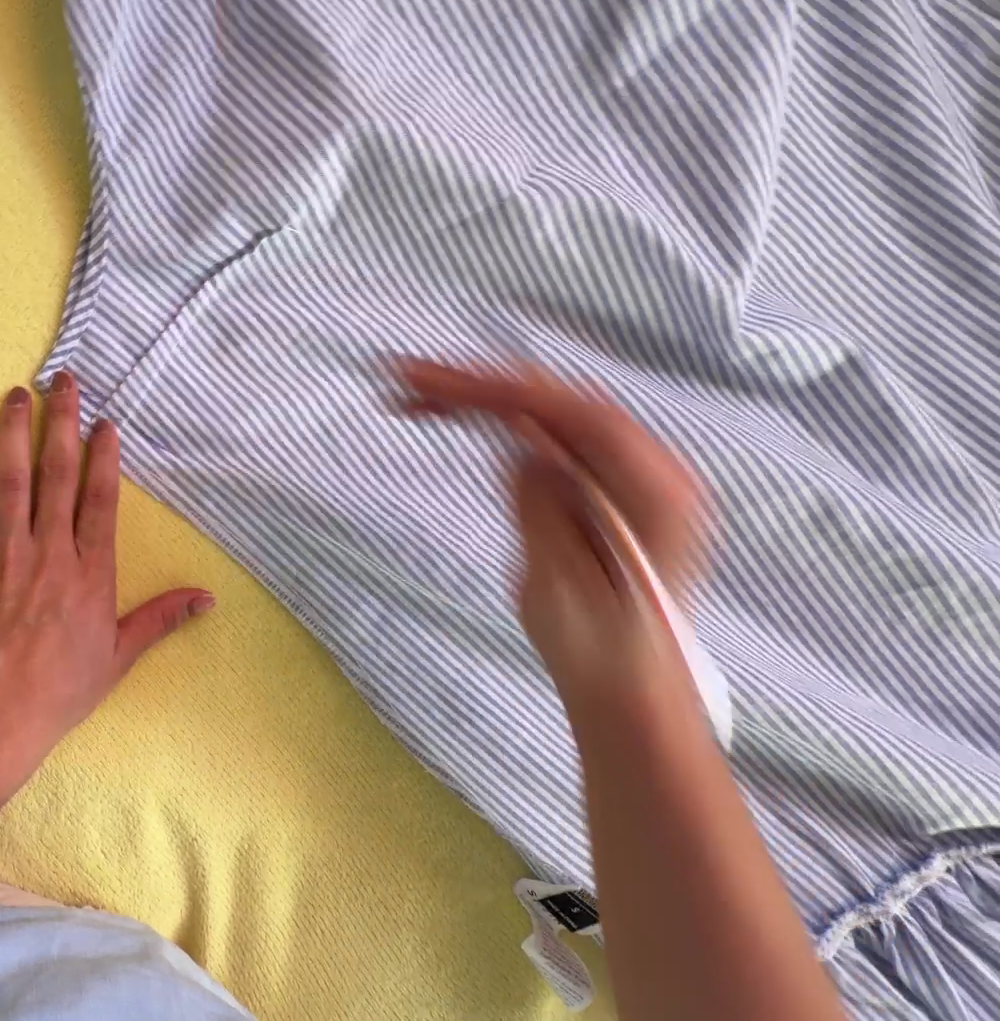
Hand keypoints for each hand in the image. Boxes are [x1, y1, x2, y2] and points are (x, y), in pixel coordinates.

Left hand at [0, 372, 212, 783]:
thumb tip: (208, 597)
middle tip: (64, 380)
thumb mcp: (120, 656)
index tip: (106, 420)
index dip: (105, 454)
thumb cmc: (63, 688)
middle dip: (62, 422)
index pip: (100, 498)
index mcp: (91, 572)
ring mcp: (7, 554)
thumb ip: (161, 619)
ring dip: (15, 433)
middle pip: (57, 473)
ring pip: (11, 480)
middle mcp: (51, 552)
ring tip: (18, 395)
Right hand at [396, 359, 708, 705]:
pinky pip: (548, 436)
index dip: (507, 391)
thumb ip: (546, 510)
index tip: (442, 381)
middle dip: (482, 384)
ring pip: (550, 414)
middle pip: (561, 403)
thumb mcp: (561, 585)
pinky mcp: (598, 486)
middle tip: (407, 377)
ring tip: (417, 393)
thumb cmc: (597, 650)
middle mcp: (650, 470)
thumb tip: (521, 447)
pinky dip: (498, 421)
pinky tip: (459, 415)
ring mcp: (625, 475)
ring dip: (483, 397)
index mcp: (655, 492)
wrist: (628, 687)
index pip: (578, 416)